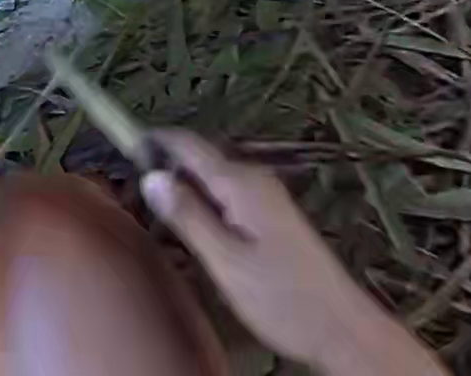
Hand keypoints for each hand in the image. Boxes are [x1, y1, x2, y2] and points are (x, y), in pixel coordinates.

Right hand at [141, 130, 446, 375]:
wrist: (345, 330)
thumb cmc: (282, 298)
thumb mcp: (226, 261)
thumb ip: (187, 215)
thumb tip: (150, 175)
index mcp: (239, 181)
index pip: (188, 143)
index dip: (155, 139)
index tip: (125, 145)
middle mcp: (252, 177)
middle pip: (199, 155)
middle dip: (166, 162)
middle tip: (136, 185)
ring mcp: (265, 193)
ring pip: (212, 174)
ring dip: (184, 181)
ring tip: (158, 206)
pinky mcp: (271, 212)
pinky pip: (226, 190)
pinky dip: (202, 196)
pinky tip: (194, 224)